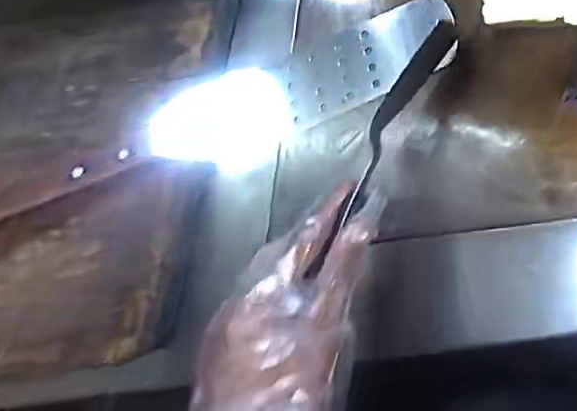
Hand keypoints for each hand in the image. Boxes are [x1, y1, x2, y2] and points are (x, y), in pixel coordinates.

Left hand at [192, 183, 378, 410]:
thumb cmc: (297, 389)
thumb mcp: (330, 329)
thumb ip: (343, 273)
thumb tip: (360, 227)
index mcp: (279, 289)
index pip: (319, 235)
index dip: (340, 209)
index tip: (356, 187)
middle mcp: (249, 293)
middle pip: (289, 244)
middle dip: (316, 223)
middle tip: (339, 206)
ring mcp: (229, 313)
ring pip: (267, 263)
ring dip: (293, 249)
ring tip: (317, 242)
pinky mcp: (216, 334)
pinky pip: (250, 288)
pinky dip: (273, 277)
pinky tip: (285, 286)